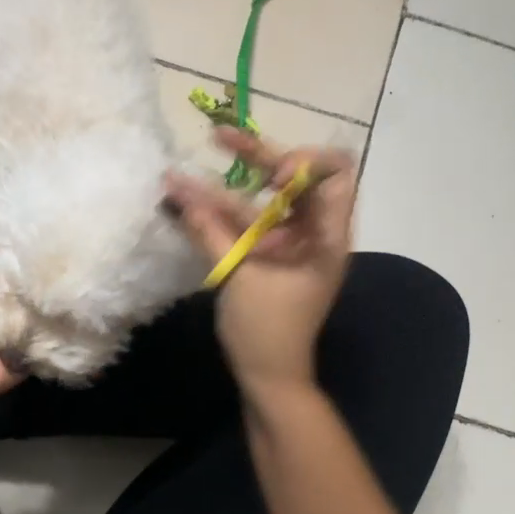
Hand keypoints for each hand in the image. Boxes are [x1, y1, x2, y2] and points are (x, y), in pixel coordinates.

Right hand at [164, 128, 357, 391]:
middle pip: (292, 177)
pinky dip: (221, 211)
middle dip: (255, 156)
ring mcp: (289, 244)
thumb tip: (178, 191)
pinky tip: (189, 202)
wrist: (269, 376)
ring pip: (263, 199)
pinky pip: (247, 223)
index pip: (336, 172)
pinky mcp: (267, 256)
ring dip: (226, 185)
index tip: (269, 177)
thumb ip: (210, 231)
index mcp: (326, 235)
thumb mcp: (239, 277)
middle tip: (218, 137)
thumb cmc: (267, 330)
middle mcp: (313, 231)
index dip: (305, 162)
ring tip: (182, 174)